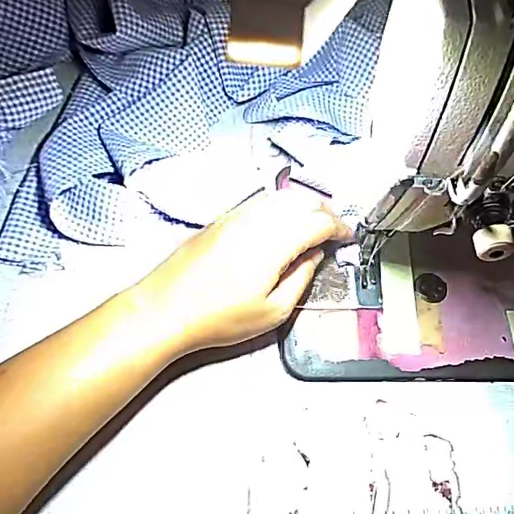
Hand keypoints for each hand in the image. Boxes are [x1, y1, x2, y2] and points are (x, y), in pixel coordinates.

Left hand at [123, 187, 352, 357]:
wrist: (165, 309)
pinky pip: (259, 202)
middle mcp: (255, 219)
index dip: (340, 228)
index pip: (319, 221)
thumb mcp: (273, 310)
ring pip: (280, 197)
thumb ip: (301, 278)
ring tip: (310, 228)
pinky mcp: (219, 220)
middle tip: (334, 232)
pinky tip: (279, 226)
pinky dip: (279, 208)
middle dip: (325, 213)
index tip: (348, 238)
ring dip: (302, 207)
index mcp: (274, 241)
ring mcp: (234, 215)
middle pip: (302, 200)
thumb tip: (314, 257)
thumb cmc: (215, 316)